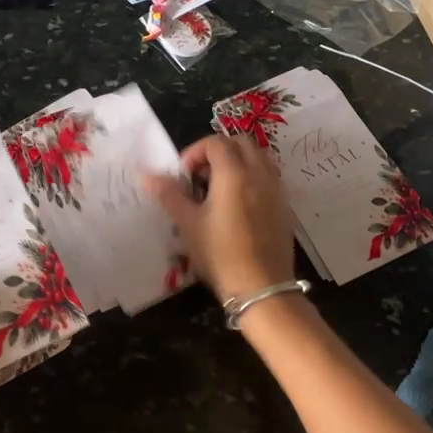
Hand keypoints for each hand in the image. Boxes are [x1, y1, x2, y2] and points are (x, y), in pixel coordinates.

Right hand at [149, 135, 298, 301]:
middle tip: (201, 176)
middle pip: (240, 143)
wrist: (263, 290)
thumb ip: (169, 195)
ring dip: (238, 161)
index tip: (184, 176)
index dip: (195, 152)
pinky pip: (269, 177)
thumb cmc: (221, 254)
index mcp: (234, 174)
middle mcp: (259, 175)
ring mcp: (276, 191)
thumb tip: (147, 175)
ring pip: (259, 157)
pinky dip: (252, 177)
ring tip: (220, 187)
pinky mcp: (285, 207)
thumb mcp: (188, 224)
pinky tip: (238, 205)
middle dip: (218, 151)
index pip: (215, 143)